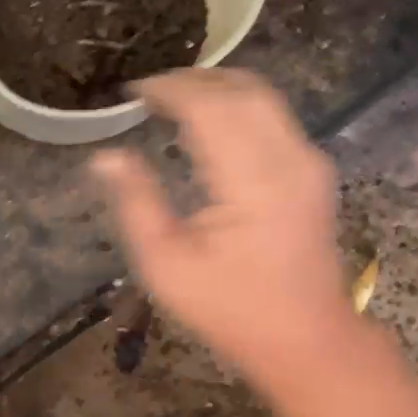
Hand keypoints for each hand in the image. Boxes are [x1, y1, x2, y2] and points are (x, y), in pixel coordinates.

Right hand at [92, 69, 357, 381]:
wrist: (305, 337)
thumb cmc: (227, 306)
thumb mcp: (165, 263)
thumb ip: (136, 202)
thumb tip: (105, 156)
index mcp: (252, 182)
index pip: (210, 109)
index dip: (169, 89)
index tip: (131, 90)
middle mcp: (289, 160)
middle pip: (243, 90)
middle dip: (193, 79)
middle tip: (147, 87)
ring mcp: (307, 163)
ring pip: (264, 97)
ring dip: (216, 87)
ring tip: (170, 96)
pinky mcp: (311, 170)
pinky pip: (273, 116)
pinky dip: (235, 103)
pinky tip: (205, 118)